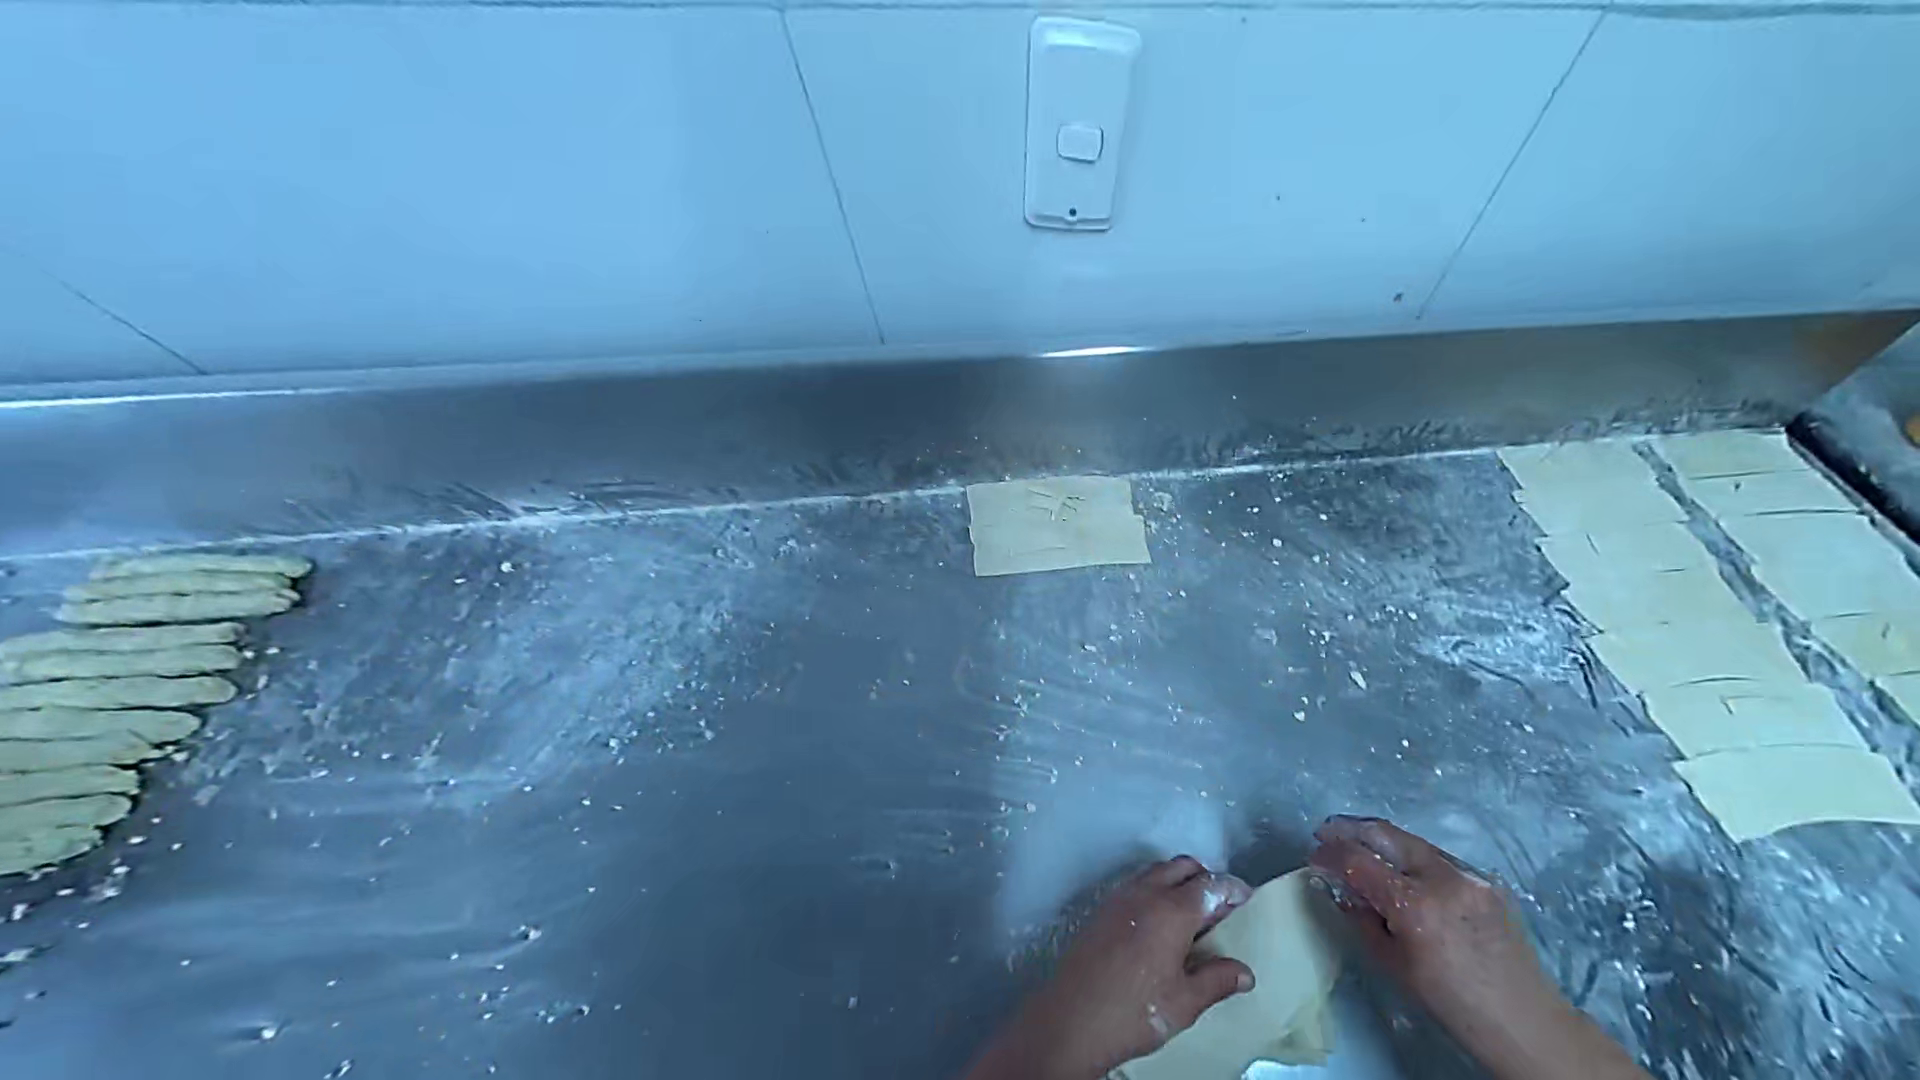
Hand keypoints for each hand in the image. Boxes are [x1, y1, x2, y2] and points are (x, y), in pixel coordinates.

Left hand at [963, 856, 1256, 1079]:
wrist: (1075, 1013)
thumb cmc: (1135, 1010)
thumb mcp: (1184, 1001)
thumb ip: (1216, 980)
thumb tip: (1245, 972)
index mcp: (1171, 910)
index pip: (1209, 885)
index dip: (1231, 888)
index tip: (1247, 898)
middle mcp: (1146, 892)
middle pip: (1182, 867)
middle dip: (1206, 878)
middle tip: (1222, 908)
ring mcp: (1121, 895)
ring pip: (1158, 871)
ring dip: (1179, 881)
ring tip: (1194, 915)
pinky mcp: (1105, 906)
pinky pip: (1138, 883)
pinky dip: (1157, 888)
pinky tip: (1162, 922)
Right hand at [1309, 816, 1650, 1079]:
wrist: (1527, 1022)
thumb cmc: (1451, 1001)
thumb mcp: (1391, 962)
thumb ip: (1361, 916)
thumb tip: (1340, 886)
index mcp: (1414, 905)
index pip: (1356, 859)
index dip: (1329, 853)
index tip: (1313, 856)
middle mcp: (1441, 878)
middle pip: (1382, 833)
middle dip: (1348, 828)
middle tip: (1326, 831)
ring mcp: (1468, 874)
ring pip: (1408, 840)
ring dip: (1378, 839)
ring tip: (1357, 844)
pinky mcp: (1484, 879)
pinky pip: (1434, 856)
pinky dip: (1407, 854)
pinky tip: (1398, 867)